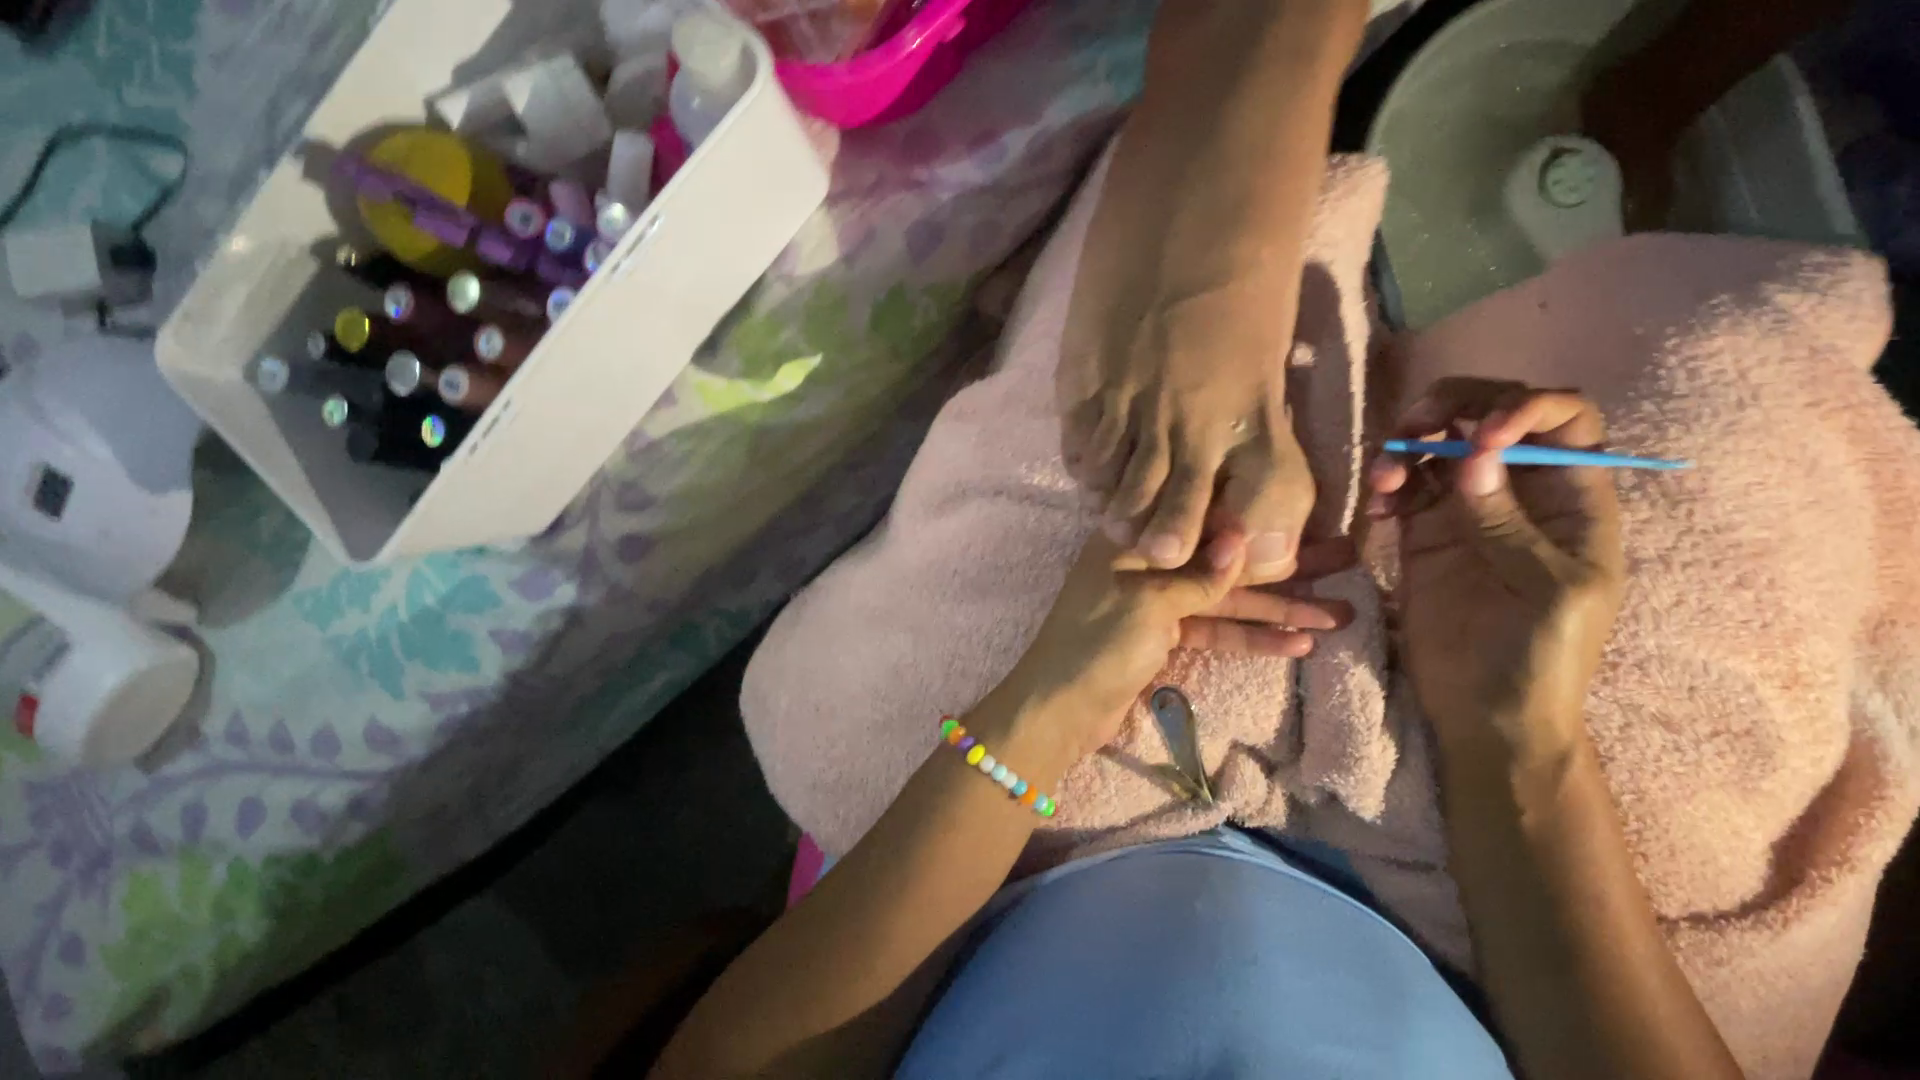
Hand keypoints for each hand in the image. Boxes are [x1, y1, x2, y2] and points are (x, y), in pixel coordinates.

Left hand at [998, 531, 1353, 759]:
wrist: (1059, 711)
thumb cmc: (1098, 644)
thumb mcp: (1151, 602)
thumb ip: (1201, 575)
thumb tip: (1245, 538)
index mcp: (1135, 540)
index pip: (1204, 519)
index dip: (1257, 519)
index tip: (1310, 515)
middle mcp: (1148, 564)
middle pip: (1224, 560)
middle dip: (1283, 567)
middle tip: (1347, 562)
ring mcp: (1156, 603)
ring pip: (1227, 599)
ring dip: (1279, 608)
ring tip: (1339, 615)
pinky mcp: (1163, 638)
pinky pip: (1215, 629)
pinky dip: (1252, 636)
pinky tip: (1297, 643)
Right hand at [1059, 230, 1314, 583]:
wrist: (1200, 189)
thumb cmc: (1252, 258)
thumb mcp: (1271, 343)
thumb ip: (1258, 409)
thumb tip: (1248, 452)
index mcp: (1242, 408)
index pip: (1223, 494)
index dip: (1210, 529)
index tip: (1197, 550)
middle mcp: (1183, 414)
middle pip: (1162, 497)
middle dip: (1155, 532)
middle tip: (1147, 551)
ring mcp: (1128, 394)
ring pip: (1116, 475)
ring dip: (1114, 505)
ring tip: (1111, 523)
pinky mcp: (1083, 370)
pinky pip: (1078, 434)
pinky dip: (1082, 461)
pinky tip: (1083, 471)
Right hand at [1367, 380, 1624, 760]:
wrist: (1490, 714)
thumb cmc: (1543, 657)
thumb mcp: (1548, 590)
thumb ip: (1509, 523)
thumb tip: (1473, 456)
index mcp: (1575, 499)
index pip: (1566, 419)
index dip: (1527, 408)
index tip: (1484, 432)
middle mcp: (1521, 492)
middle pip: (1493, 417)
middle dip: (1454, 407)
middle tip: (1411, 426)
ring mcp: (1468, 510)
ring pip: (1440, 445)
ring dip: (1409, 444)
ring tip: (1384, 478)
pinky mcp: (1423, 534)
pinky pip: (1405, 487)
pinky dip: (1387, 483)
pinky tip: (1377, 505)